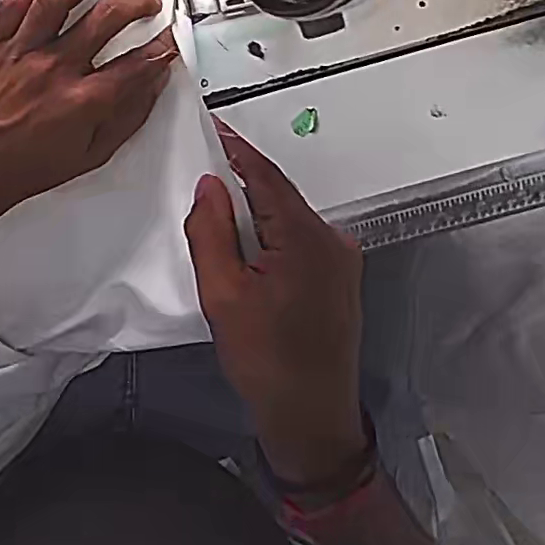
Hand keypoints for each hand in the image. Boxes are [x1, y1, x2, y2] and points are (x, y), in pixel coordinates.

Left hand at [0, 0, 178, 248]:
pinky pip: (14, 2)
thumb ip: (129, 117)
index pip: (137, 63)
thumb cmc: (27, 166)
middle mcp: (53, 71)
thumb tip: (153, 84)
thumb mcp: (92, 154)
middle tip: (147, 4)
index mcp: (81, 102)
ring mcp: (23, 53)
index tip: (169, 39)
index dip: (162, 46)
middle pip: (105, 17)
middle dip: (137, 4)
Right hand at [184, 120, 367, 485]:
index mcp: (305, 240)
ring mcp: (339, 258)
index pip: (265, 176)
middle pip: (277, 194)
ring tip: (221, 230)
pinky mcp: (338, 273)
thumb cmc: (269, 363)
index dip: (236, 149)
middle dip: (240, 184)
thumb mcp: (222, 294)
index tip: (215, 127)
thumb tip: (210, 189)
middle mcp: (331, 242)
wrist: (311, 417)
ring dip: (254, 213)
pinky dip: (270, 232)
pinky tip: (248, 252)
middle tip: (205, 182)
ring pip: (286, 215)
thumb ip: (211, 232)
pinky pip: (297, 235)